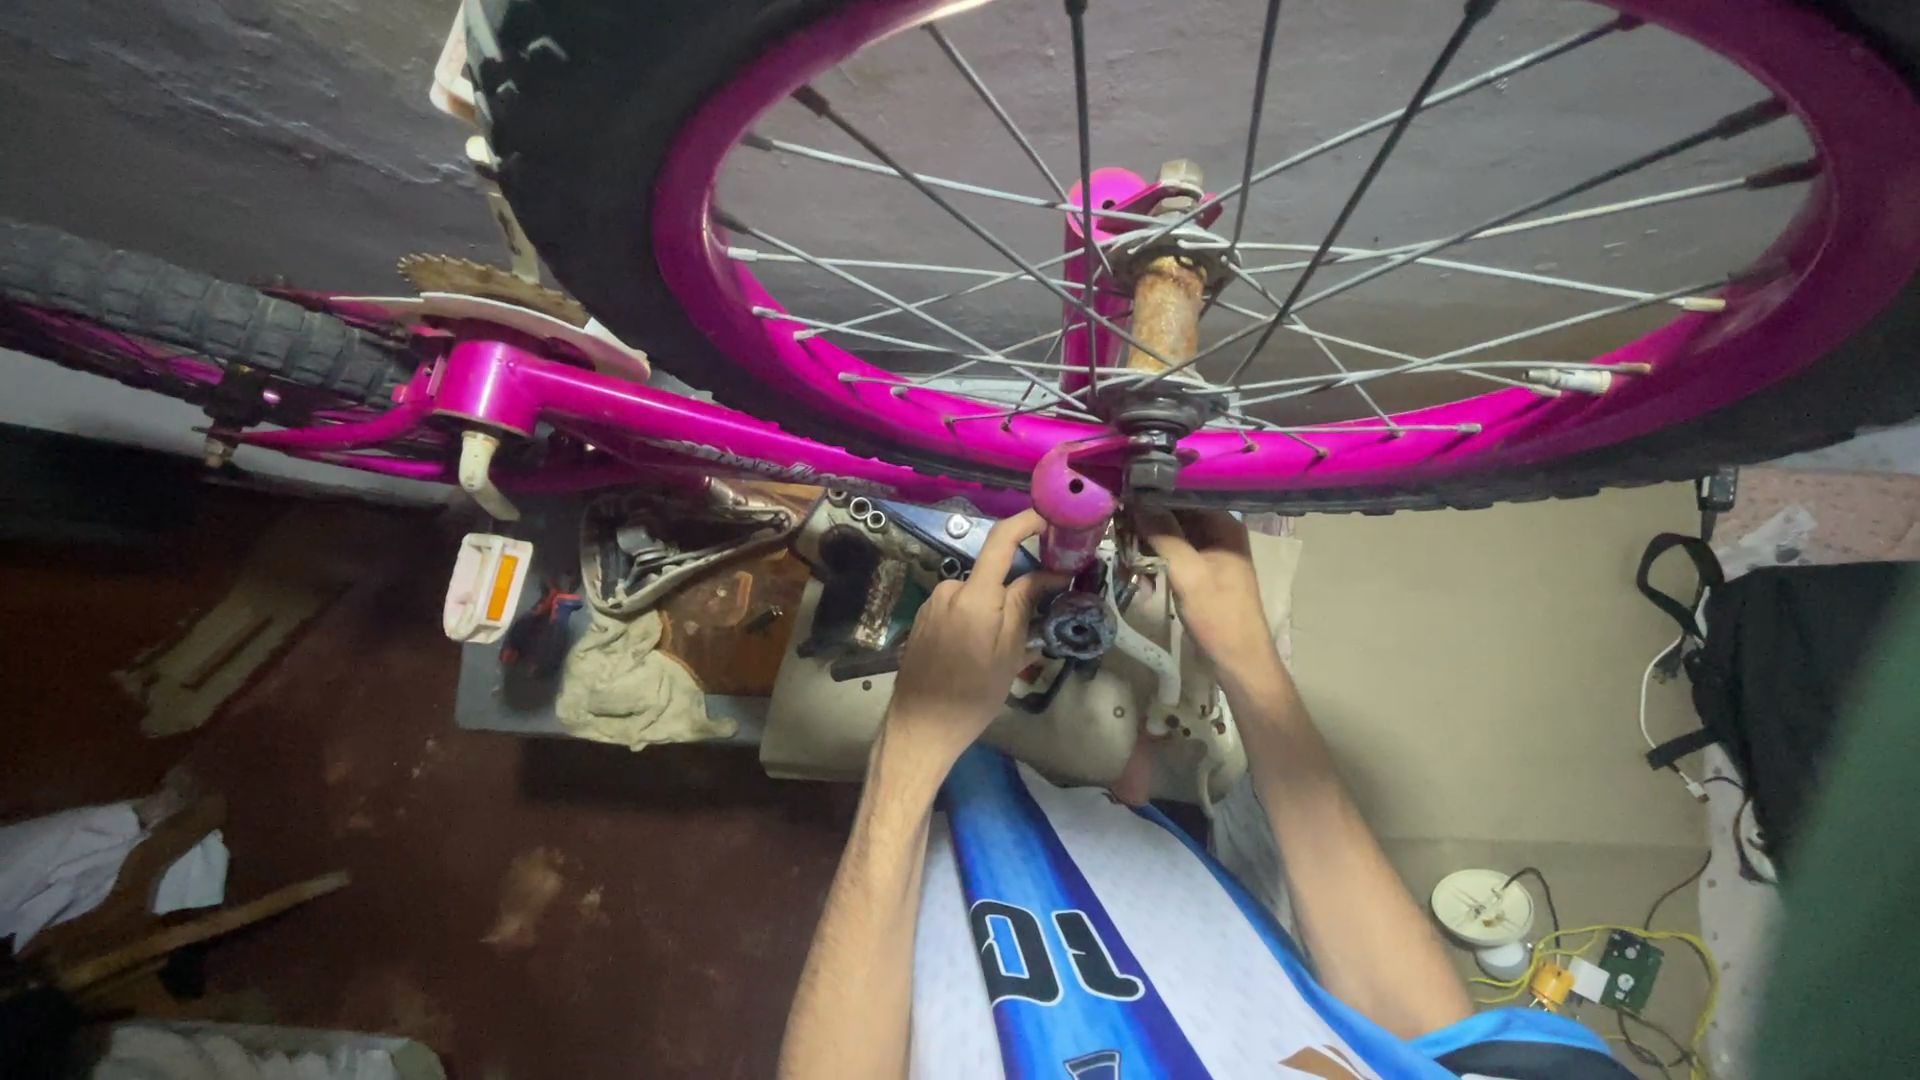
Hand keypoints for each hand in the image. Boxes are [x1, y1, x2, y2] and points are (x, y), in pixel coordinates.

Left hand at [881, 509, 1065, 774]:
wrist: (920, 726)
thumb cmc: (972, 694)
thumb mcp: (1010, 652)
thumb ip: (1025, 604)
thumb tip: (1048, 573)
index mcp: (973, 595)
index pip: (1002, 539)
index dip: (1028, 521)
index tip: (1051, 517)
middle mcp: (949, 589)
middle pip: (992, 571)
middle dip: (1019, 584)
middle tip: (1043, 609)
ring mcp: (932, 603)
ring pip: (977, 592)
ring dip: (997, 605)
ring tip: (1012, 642)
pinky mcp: (924, 618)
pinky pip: (960, 605)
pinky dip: (979, 616)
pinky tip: (984, 648)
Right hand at [1133, 509, 1279, 684]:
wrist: (1238, 662)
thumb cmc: (1219, 617)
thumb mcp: (1189, 575)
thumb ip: (1165, 536)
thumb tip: (1138, 502)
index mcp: (1225, 526)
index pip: (1186, 494)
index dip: (1155, 494)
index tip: (1125, 496)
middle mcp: (1218, 533)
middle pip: (1175, 513)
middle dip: (1146, 521)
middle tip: (1118, 529)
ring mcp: (1208, 553)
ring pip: (1169, 535)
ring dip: (1146, 544)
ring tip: (1125, 556)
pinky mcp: (1199, 571)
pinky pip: (1171, 555)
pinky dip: (1154, 561)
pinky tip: (1139, 576)